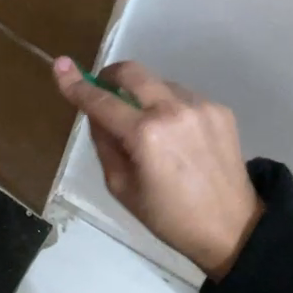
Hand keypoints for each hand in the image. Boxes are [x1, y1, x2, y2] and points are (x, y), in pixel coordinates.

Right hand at [53, 60, 262, 279]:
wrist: (232, 227)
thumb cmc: (169, 217)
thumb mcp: (122, 188)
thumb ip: (104, 143)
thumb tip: (96, 112)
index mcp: (146, 134)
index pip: (101, 101)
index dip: (76, 84)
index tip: (60, 65)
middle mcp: (173, 109)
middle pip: (132, 72)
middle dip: (111, 75)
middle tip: (104, 90)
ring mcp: (200, 105)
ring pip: (159, 83)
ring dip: (145, 97)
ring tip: (152, 132)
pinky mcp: (219, 108)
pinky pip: (183, 96)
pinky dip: (171, 108)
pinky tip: (179, 138)